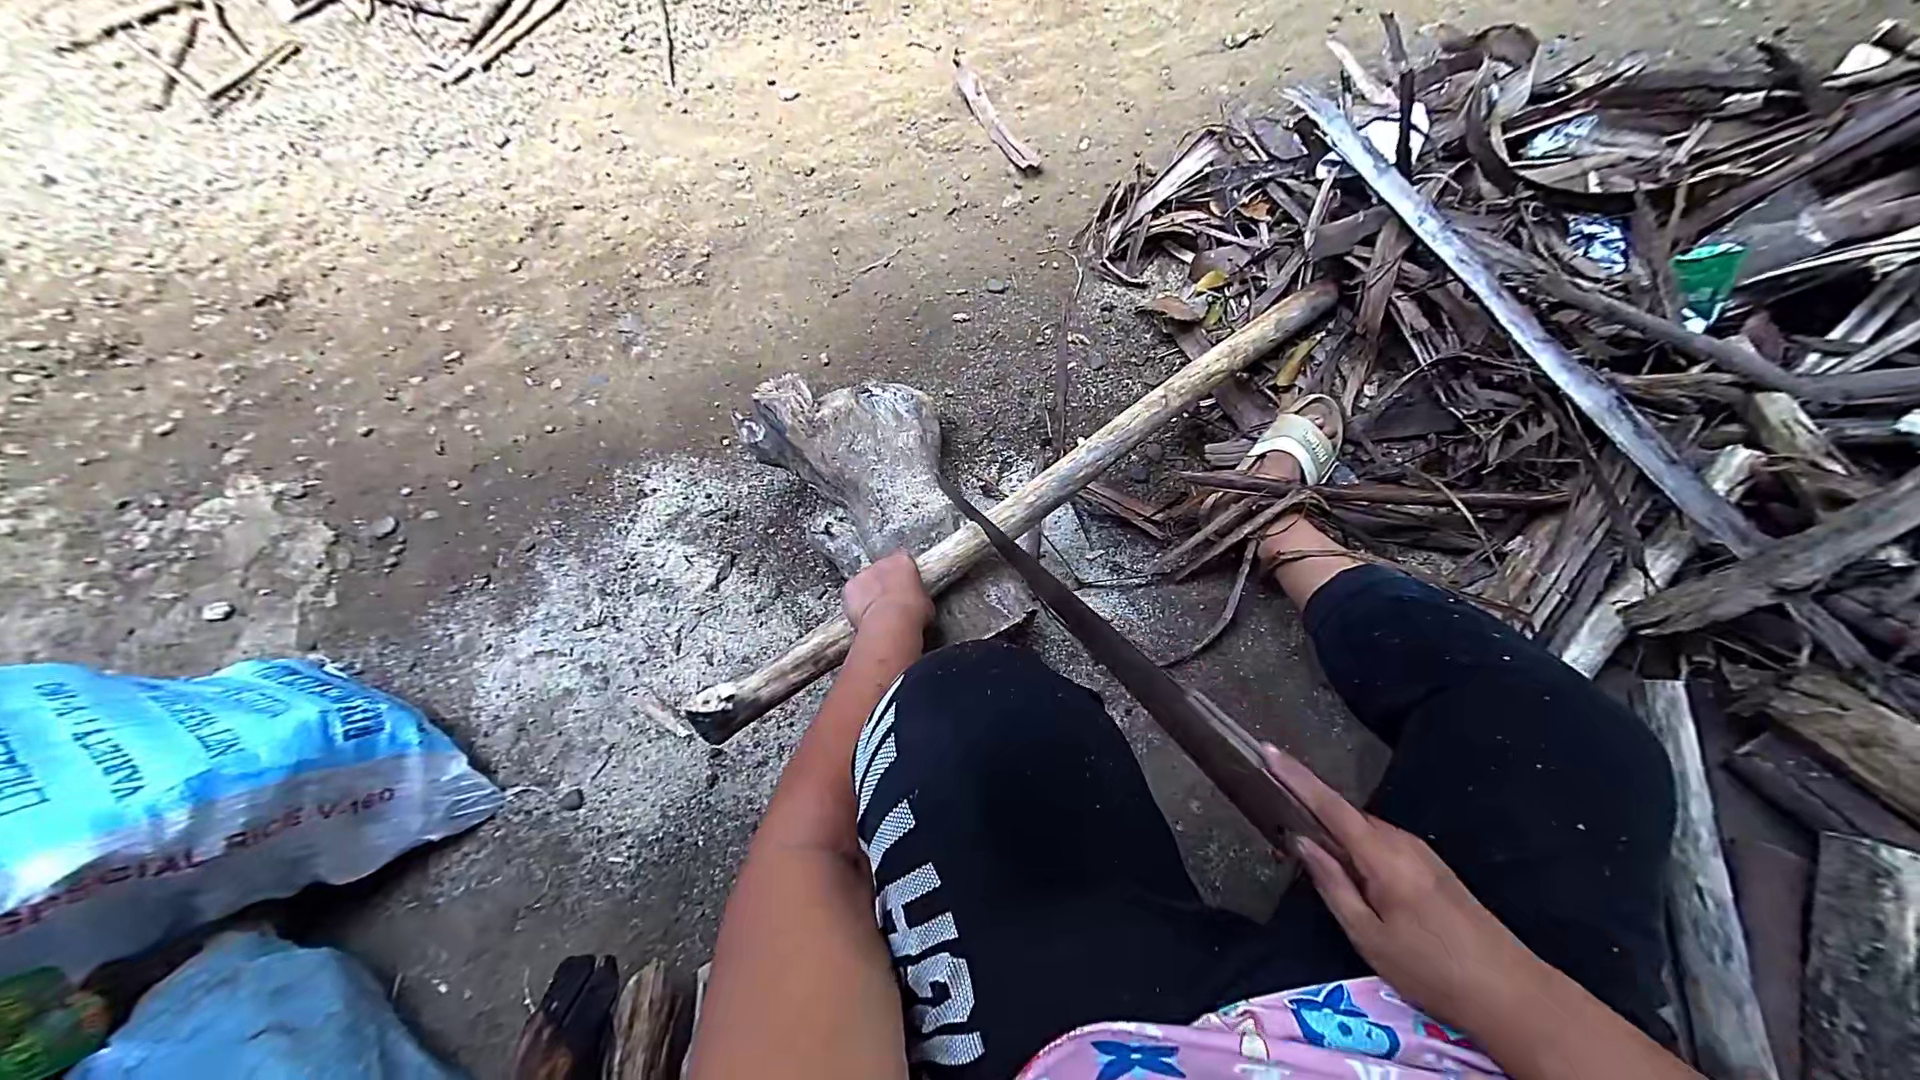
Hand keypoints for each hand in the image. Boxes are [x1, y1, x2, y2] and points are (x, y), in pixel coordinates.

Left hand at [843, 551, 933, 632]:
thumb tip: (916, 603)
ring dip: (869, 593)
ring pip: (865, 582)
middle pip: (881, 570)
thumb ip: (916, 595)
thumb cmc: (913, 612)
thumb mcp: (925, 602)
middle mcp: (881, 563)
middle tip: (890, 602)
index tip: (904, 588)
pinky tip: (864, 616)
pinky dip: (855, 603)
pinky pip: (852, 594)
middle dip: (883, 583)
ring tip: (876, 613)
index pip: (902, 561)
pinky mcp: (849, 588)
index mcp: (903, 561)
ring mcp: (863, 574)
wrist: (891, 622)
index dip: (902, 575)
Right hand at [1262, 745, 1548, 1032]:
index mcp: (1383, 856)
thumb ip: (1330, 882)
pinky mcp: (1430, 866)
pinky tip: (1350, 874)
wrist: (1516, 997)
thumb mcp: (1368, 935)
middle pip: (1344, 815)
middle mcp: (1402, 842)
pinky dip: (1356, 847)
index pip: (1329, 804)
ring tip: (1312, 858)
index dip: (1295, 776)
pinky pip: (1379, 843)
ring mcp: (1420, 852)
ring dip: (1334, 834)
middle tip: (1279, 826)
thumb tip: (1301, 840)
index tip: (1267, 750)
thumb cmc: (1433, 970)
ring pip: (1362, 831)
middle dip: (1310, 812)